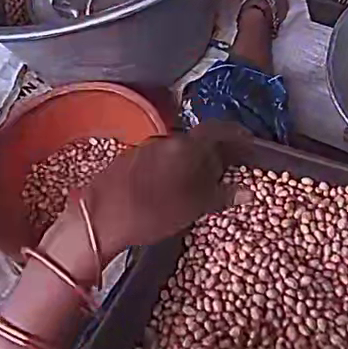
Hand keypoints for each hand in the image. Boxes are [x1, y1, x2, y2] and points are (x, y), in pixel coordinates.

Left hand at [79, 121, 250, 254]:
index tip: (246, 142)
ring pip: (176, 149)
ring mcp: (143, 147)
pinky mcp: (127, 159)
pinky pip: (158, 157)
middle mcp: (165, 139)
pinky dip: (171, 167)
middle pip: (196, 139)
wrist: (100, 219)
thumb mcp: (193, 207)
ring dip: (190, 161)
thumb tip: (248, 191)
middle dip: (212, 152)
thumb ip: (222, 195)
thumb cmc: (153, 213)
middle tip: (224, 170)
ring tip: (198, 183)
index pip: (217, 129)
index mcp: (185, 145)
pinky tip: (170, 187)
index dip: (235, 134)